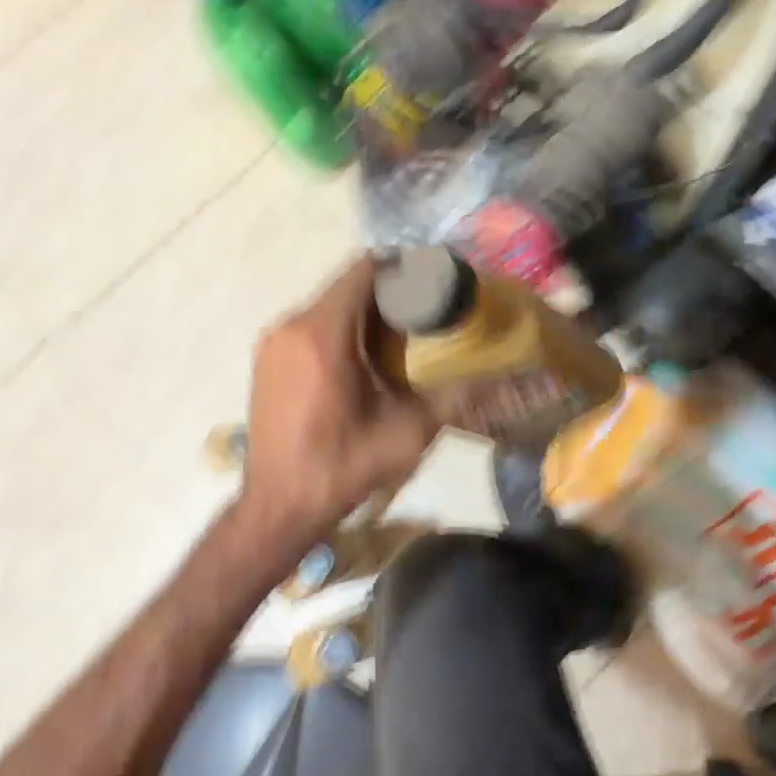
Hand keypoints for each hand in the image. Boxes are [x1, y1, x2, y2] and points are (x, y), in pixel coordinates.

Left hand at [235, 258, 438, 550]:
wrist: (277, 507)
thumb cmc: (342, 469)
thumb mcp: (408, 434)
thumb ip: (456, 397)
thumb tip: (509, 379)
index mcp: (322, 335)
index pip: (364, 268)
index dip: (404, 267)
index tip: (436, 283)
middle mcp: (291, 326)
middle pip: (347, 285)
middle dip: (389, 292)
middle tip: (428, 314)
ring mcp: (273, 342)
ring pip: (328, 305)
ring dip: (365, 313)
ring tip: (402, 338)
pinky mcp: (267, 359)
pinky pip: (310, 327)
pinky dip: (340, 330)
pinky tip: (366, 361)